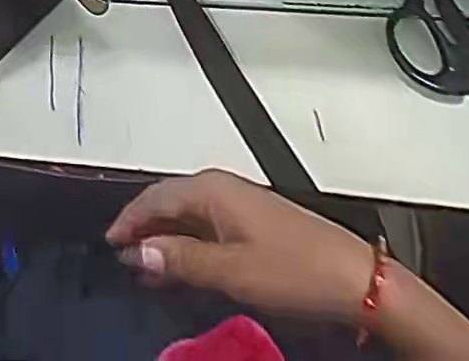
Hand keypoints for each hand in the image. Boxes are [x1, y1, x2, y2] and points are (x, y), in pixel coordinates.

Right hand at [106, 169, 375, 320]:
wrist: (356, 279)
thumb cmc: (298, 269)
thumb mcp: (231, 270)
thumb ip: (181, 259)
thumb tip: (139, 251)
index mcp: (210, 189)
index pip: (154, 199)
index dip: (129, 220)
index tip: (112, 241)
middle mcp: (220, 188)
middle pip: (167, 202)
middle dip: (143, 228)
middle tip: (125, 254)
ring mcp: (235, 203)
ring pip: (184, 215)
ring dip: (163, 238)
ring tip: (146, 264)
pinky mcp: (248, 220)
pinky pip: (203, 225)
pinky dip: (185, 242)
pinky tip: (181, 264)